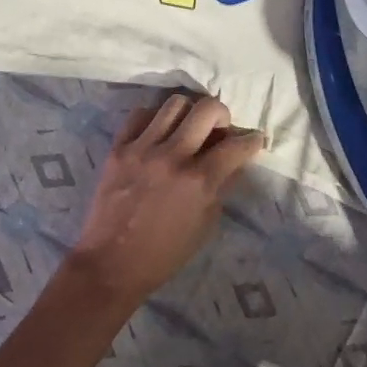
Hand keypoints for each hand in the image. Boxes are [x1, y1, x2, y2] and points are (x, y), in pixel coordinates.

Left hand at [65, 93, 265, 307]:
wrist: (111, 263)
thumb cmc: (164, 254)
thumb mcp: (205, 226)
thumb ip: (221, 189)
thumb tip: (232, 163)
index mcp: (199, 181)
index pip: (236, 146)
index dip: (252, 140)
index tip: (254, 139)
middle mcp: (173, 156)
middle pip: (206, 109)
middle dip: (222, 114)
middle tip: (219, 129)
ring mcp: (142, 149)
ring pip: (174, 103)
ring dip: (189, 112)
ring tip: (187, 128)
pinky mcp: (118, 148)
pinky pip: (139, 115)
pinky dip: (154, 118)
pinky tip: (157, 133)